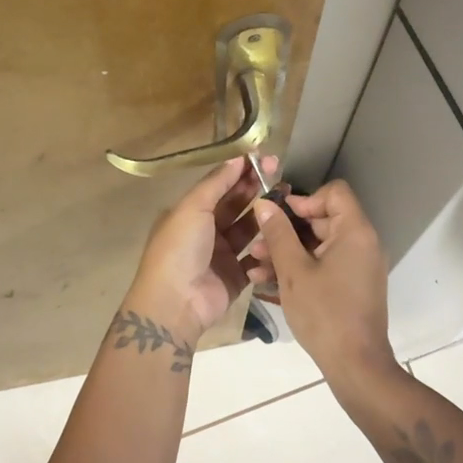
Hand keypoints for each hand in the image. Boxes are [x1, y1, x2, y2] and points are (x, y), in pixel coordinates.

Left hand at [123, 156, 268, 341]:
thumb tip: (237, 158)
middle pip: (235, 205)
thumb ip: (216, 183)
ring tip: (286, 200)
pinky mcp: (236, 276)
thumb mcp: (192, 207)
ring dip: (264, 215)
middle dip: (255, 189)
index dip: (240, 171)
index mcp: (190, 212)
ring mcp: (221, 255)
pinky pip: (255, 258)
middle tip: (279, 174)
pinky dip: (266, 247)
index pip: (219, 185)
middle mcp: (205, 231)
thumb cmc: (180, 248)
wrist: (176, 303)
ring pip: (248, 229)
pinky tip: (280, 231)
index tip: (264, 159)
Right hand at [249, 180, 396, 385]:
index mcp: (355, 232)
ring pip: (319, 245)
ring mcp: (358, 266)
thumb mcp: (294, 272)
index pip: (334, 193)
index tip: (280, 217)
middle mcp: (362, 243)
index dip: (305, 199)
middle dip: (287, 229)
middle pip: (323, 219)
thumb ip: (278, 234)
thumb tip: (265, 204)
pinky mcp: (351, 286)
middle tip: (258, 244)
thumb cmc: (325, 313)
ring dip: (288, 251)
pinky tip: (268, 282)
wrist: (356, 367)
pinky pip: (324, 265)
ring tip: (256, 264)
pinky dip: (301, 268)